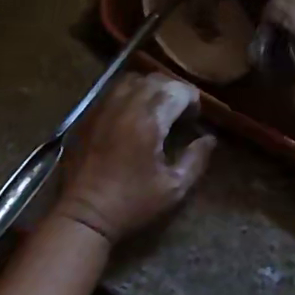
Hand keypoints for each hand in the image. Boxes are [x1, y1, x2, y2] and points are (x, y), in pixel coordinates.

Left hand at [51, 73, 215, 245]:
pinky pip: (112, 92)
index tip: (195, 117)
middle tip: (181, 111)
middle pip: (155, 80)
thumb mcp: (173, 188)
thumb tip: (209, 139)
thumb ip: (196, 159)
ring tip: (157, 108)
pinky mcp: (88, 116)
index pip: (177, 91)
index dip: (192, 99)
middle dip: (173, 90)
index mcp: (149, 121)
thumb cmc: (132, 203)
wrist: (84, 214)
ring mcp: (103, 108)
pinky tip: (133, 115)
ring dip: (150, 88)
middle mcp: (125, 106)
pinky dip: (128, 94)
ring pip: (132, 80)